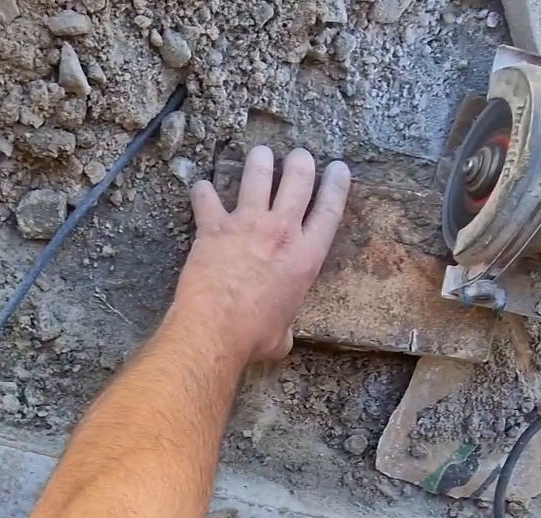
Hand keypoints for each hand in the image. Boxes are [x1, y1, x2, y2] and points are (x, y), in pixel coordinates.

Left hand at [170, 146, 351, 366]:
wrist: (216, 329)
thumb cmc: (253, 337)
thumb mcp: (282, 336)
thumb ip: (286, 328)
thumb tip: (282, 339)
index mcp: (306, 258)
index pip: (329, 211)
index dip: (336, 185)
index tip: (338, 169)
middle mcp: (281, 232)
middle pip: (298, 180)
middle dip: (301, 162)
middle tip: (299, 156)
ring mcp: (247, 224)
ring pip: (258, 174)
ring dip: (259, 161)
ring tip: (260, 155)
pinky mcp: (214, 227)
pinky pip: (207, 198)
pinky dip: (203, 191)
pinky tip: (201, 187)